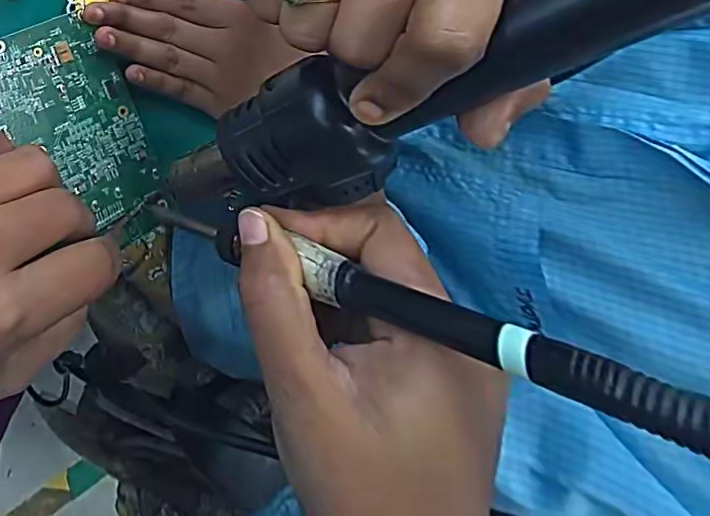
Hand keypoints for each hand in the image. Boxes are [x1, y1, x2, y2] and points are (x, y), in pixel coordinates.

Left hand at [0, 121, 120, 418]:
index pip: (92, 261)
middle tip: (53, 240)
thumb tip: (92, 267)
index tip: (91, 261)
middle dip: (76, 226)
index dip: (104, 260)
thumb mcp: (7, 376)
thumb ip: (66, 326)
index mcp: (2, 310)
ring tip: (20, 208)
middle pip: (68, 206)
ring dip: (42, 187)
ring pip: (35, 162)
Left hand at [80, 0, 307, 117]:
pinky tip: (131, 75)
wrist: (344, 102)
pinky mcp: (223, 105)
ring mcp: (221, 75)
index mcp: (241, 16)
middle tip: (91, 11)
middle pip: (166, 26)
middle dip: (126, 17)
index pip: (184, 3)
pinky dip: (156, 82)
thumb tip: (217, 8)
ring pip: (167, 56)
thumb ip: (251, 15)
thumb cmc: (322, 54)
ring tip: (102, 36)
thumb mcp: (291, 21)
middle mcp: (225, 43)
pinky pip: (183, 91)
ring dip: (132, 45)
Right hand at [237, 202, 508, 514]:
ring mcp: (452, 356)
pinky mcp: (438, 376)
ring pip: (374, 282)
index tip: (262, 236)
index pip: (378, 229)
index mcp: (438, 329)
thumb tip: (253, 221)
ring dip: (321, 285)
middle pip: (377, 252)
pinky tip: (313, 341)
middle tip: (265, 274)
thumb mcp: (300, 388)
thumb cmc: (355, 488)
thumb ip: (273, 298)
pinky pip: (380, 315)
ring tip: (286, 312)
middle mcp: (456, 332)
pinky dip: (338, 314)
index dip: (315, 222)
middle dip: (313, 255)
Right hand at [246, 0, 549, 145]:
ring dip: (314, 32)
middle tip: (364, 25)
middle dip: (357, 52)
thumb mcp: (482, 13)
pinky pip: (263, 6)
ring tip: (334, 3)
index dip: (409, 88)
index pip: (441, 43)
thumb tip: (480, 131)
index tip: (384, 100)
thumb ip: (500, 83)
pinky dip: (277, 11)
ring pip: (306, 30)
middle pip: (361, 44)